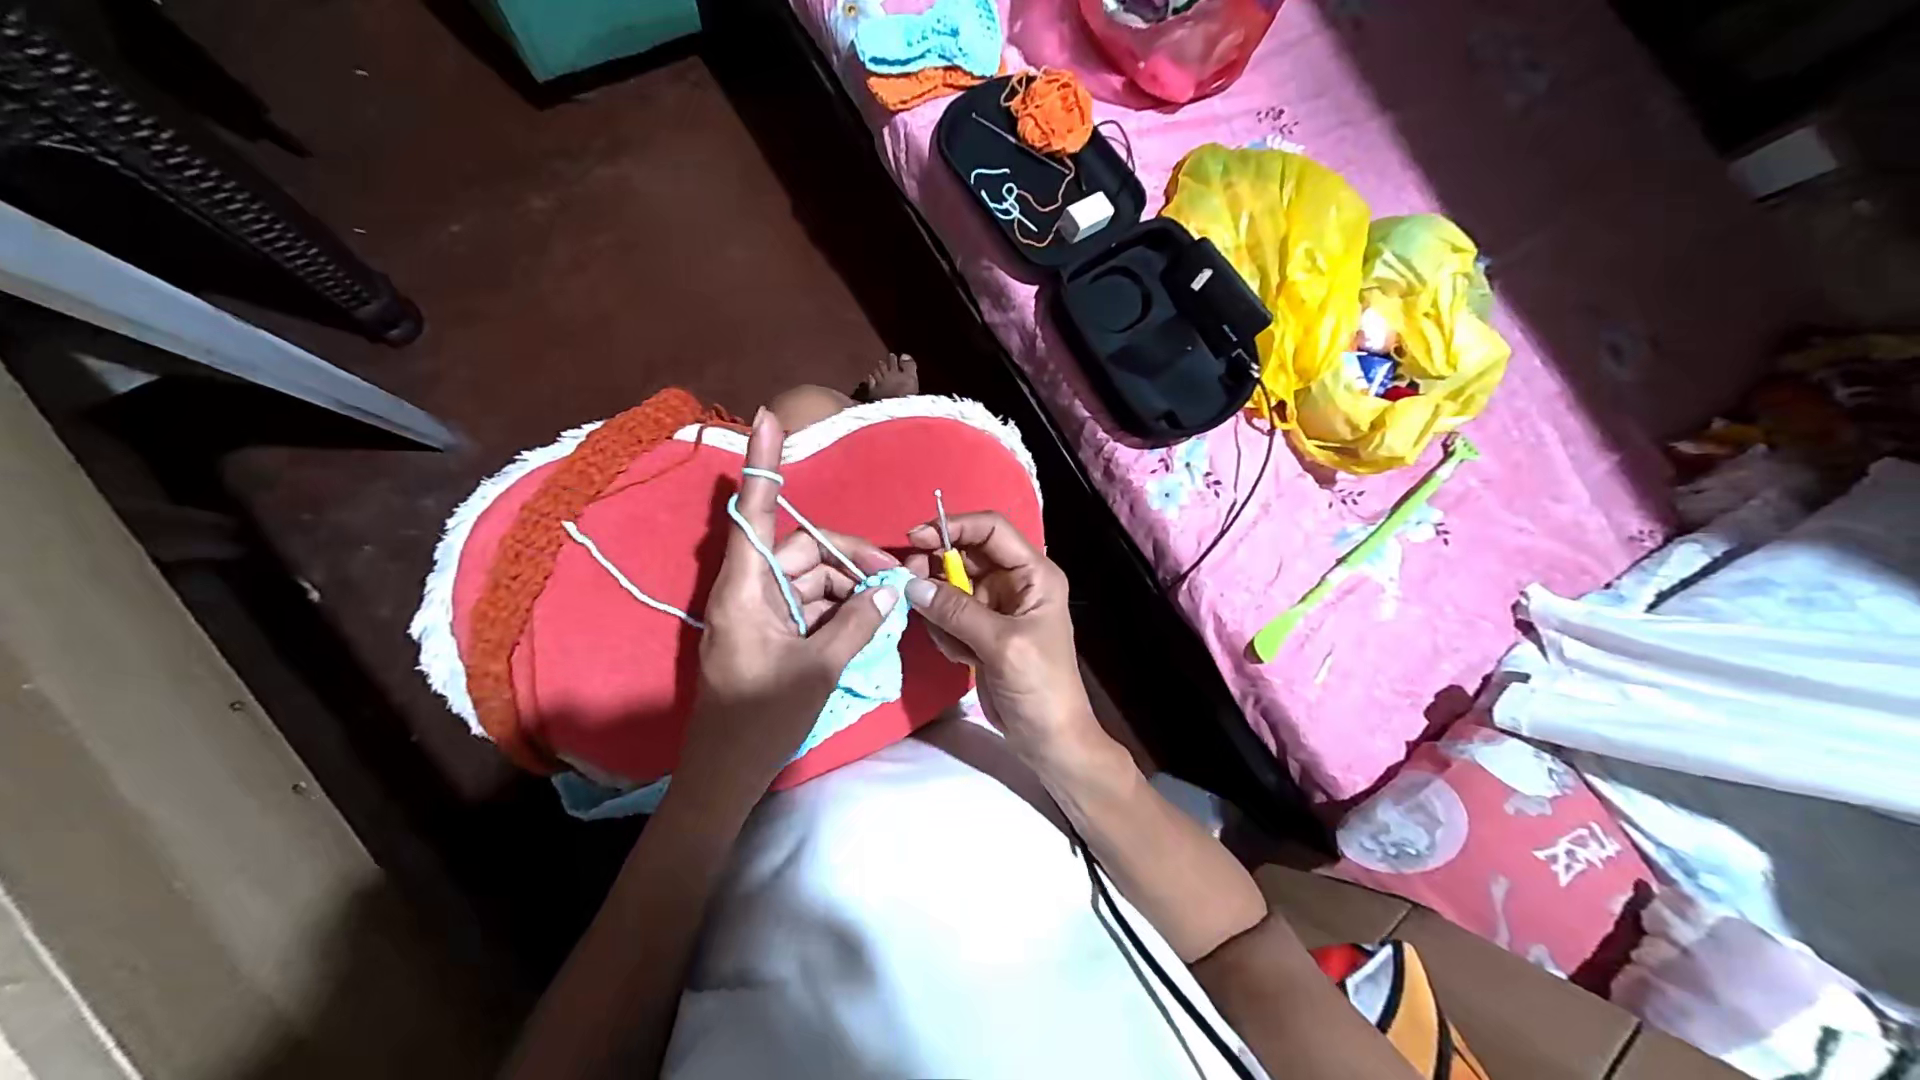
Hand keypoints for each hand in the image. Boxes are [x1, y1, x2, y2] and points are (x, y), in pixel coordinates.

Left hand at [676, 408, 900, 804]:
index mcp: (745, 592)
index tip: (768, 419)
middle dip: (844, 559)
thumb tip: (887, 588)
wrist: (728, 773)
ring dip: (845, 588)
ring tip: (882, 608)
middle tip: (888, 582)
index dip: (762, 466)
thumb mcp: (819, 668)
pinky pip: (808, 604)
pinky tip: (865, 621)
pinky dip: (836, 608)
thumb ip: (856, 622)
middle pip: (799, 551)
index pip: (753, 515)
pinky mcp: (770, 633)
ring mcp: (759, 613)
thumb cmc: (762, 719)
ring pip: (808, 579)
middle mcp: (749, 592)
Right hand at [902, 511, 1098, 761]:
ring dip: (941, 611)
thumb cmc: (1040, 686)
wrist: (1049, 740)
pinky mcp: (980, 631)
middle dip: (936, 570)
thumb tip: (912, 584)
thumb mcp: (1002, 644)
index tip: (915, 538)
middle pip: (965, 555)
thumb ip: (957, 611)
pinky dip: (946, 632)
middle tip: (909, 586)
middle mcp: (1015, 583)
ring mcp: (996, 608)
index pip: (991, 529)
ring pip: (951, 587)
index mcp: (1034, 574)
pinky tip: (962, 658)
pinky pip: (949, 616)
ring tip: (953, 643)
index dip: (954, 527)